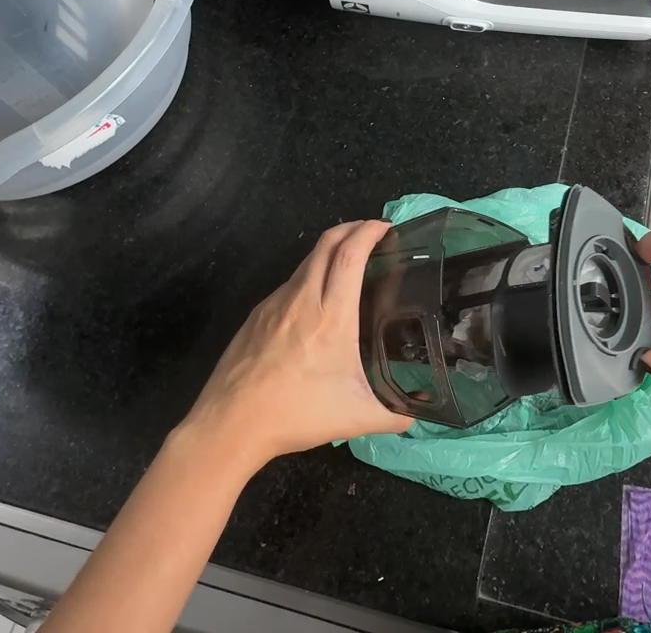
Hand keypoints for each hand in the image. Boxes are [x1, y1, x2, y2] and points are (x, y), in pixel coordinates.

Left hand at [180, 220, 411, 469]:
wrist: (231, 423)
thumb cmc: (296, 414)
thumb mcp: (355, 418)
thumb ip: (394, 415)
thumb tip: (419, 414)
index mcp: (333, 316)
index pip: (350, 255)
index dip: (368, 232)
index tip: (385, 227)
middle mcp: (304, 299)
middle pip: (327, 243)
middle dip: (352, 228)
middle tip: (371, 233)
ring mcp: (276, 303)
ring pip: (307, 261)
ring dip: (330, 250)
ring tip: (347, 264)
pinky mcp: (257, 313)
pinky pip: (289, 283)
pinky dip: (310, 276)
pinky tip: (315, 300)